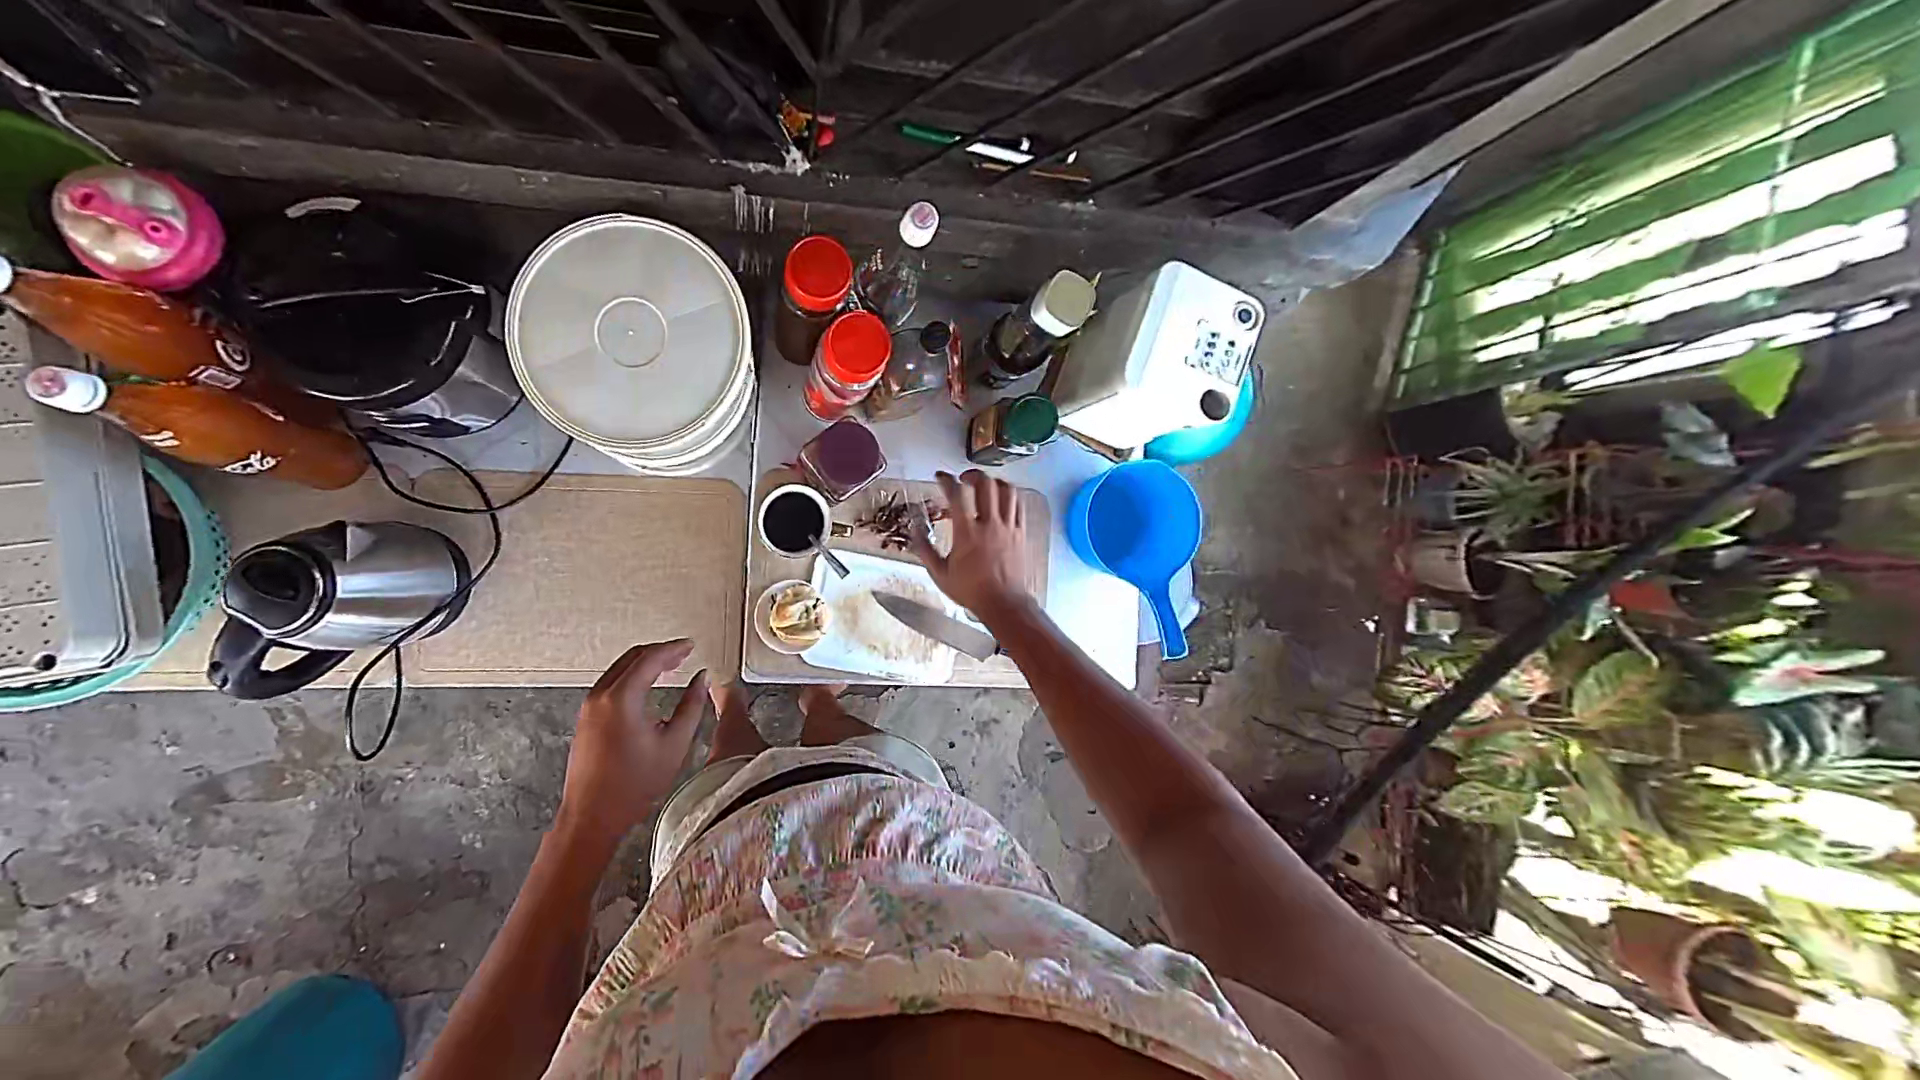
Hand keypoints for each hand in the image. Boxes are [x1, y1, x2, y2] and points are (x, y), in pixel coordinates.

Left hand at [557, 640, 707, 847]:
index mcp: (621, 699)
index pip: (650, 659)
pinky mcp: (586, 719)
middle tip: (683, 653)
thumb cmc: (632, 786)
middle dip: (660, 652)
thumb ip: (693, 705)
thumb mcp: (675, 743)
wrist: (592, 815)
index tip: (690, 646)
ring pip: (620, 669)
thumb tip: (702, 680)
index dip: (673, 649)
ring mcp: (589, 708)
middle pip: (632, 658)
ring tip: (671, 666)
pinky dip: (632, 677)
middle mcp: (600, 697)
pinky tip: (648, 685)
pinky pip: (611, 684)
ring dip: (645, 663)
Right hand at [912, 470, 1035, 621]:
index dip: (946, 480)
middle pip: (985, 484)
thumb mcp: (940, 573)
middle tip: (963, 478)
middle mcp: (989, 525)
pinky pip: (1019, 505)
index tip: (940, 477)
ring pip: (1006, 490)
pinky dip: (1010, 496)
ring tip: (984, 484)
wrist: (1003, 603)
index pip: (956, 494)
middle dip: (972, 474)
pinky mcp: (1021, 533)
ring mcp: (1008, 528)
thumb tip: (914, 531)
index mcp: (967, 533)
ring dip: (993, 481)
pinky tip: (1002, 499)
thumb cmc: (972, 591)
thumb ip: (925, 549)